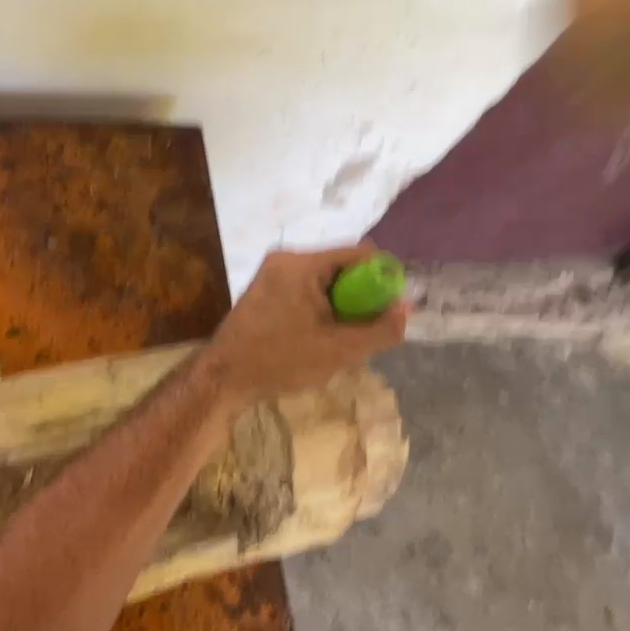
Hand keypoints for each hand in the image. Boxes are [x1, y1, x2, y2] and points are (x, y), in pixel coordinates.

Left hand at [196, 244, 409, 407]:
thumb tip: (404, 308)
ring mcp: (271, 273)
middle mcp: (285, 259)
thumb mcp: (341, 350)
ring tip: (336, 338)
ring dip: (338, 306)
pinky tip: (316, 336)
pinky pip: (305, 289)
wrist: (225, 376)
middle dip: (358, 296)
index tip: (388, 308)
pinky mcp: (263, 288)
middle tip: (361, 330)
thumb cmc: (281, 360)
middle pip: (341, 266)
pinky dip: (319, 308)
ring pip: (324, 280)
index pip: (360, 254)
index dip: (382, 278)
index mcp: (301, 264)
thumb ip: (380, 328)